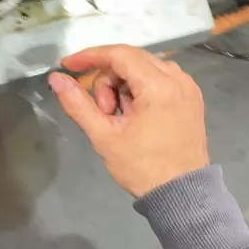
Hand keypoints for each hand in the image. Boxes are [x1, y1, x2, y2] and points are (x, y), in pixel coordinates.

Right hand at [48, 45, 209, 196]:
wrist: (182, 194)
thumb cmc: (141, 167)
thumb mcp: (104, 136)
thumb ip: (78, 104)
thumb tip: (56, 78)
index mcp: (158, 86)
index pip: (119, 54)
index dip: (89, 56)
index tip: (67, 66)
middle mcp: (178, 78)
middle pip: (131, 59)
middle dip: (107, 78)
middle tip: (102, 110)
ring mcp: (188, 87)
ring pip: (145, 67)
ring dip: (123, 84)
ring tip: (118, 116)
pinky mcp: (192, 97)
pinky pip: (159, 79)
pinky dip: (140, 89)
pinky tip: (134, 115)